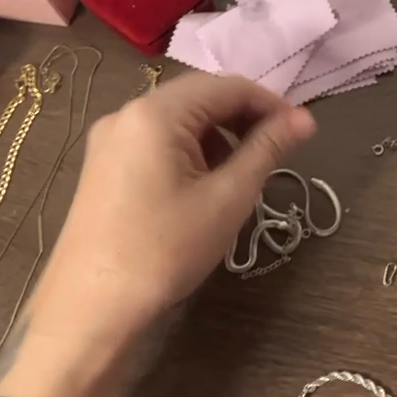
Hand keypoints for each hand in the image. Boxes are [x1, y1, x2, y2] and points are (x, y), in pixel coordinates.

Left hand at [38, 72, 316, 348]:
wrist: (90, 310)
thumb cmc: (166, 250)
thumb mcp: (229, 197)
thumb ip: (268, 149)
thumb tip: (306, 118)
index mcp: (156, 113)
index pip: (229, 86)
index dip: (272, 104)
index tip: (302, 132)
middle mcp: (127, 113)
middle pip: (202, 96)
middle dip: (246, 117)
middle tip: (280, 150)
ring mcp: (110, 139)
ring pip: (181, 118)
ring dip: (221, 133)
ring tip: (245, 171)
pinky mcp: (104, 165)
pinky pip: (159, 139)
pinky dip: (193, 148)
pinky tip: (207, 183)